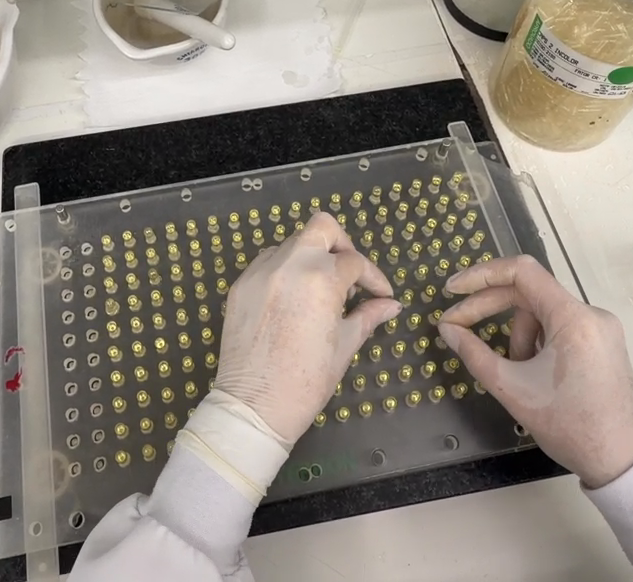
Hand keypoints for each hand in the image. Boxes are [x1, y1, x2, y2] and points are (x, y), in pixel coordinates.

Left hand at [214, 212, 403, 439]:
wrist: (253, 406)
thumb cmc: (306, 382)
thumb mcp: (344, 347)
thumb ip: (368, 316)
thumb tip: (391, 305)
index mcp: (321, 279)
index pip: (355, 262)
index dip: (374, 278)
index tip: (381, 296)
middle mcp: (289, 264)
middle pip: (322, 227)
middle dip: (342, 245)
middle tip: (350, 275)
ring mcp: (261, 270)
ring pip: (293, 241)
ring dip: (312, 256)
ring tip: (321, 289)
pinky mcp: (241, 282)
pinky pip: (269, 260)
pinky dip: (286, 268)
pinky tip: (293, 297)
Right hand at [439, 256, 632, 487]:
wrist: (624, 466)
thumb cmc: (569, 426)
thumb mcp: (512, 389)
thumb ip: (474, 353)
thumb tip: (447, 329)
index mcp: (573, 318)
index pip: (521, 272)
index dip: (481, 275)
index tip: (453, 291)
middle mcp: (591, 314)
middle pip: (528, 293)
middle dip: (489, 308)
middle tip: (456, 326)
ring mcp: (601, 329)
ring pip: (542, 313)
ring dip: (518, 335)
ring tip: (514, 372)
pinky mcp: (603, 344)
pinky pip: (558, 327)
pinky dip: (537, 342)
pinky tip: (533, 373)